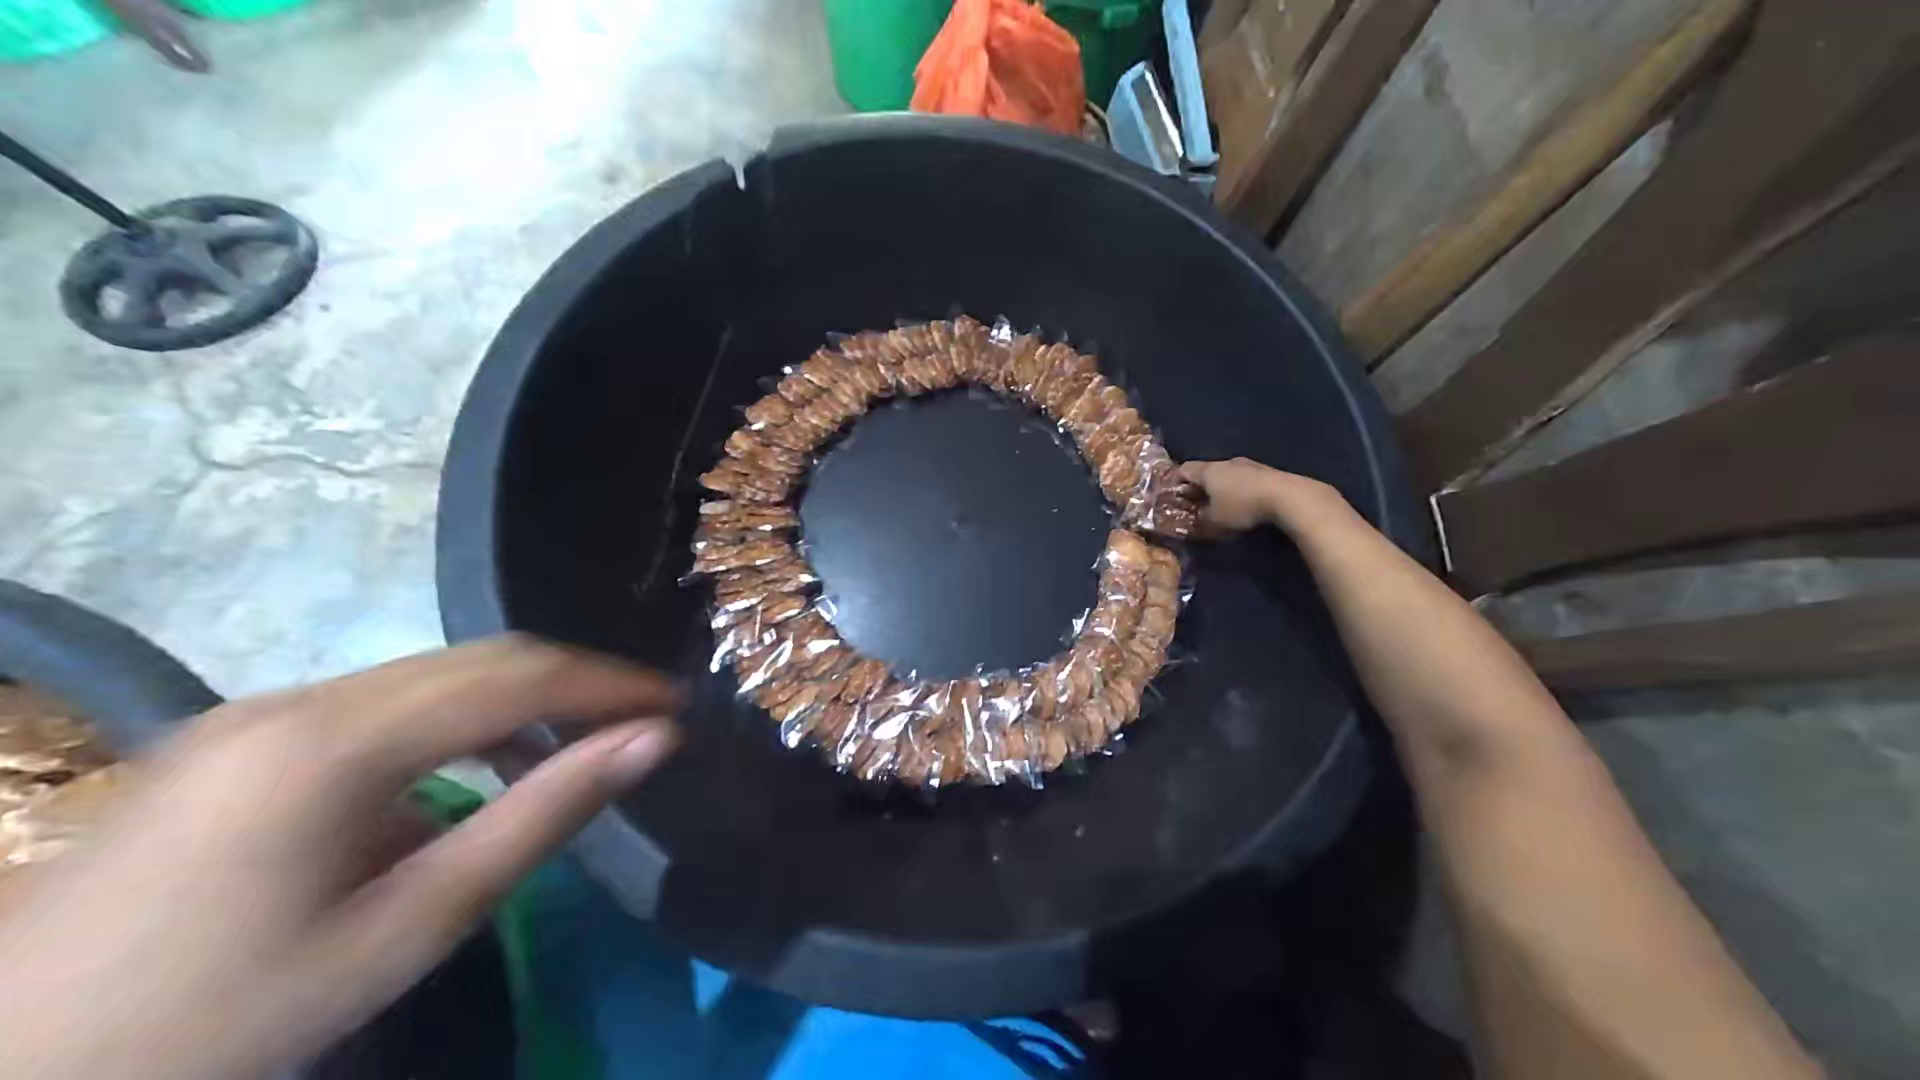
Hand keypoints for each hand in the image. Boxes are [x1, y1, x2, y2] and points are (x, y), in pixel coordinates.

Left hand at [0, 636, 680, 1079]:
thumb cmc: (228, 1016)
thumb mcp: (414, 923)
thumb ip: (544, 815)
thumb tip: (653, 741)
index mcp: (338, 741)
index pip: (518, 675)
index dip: (610, 682)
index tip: (675, 701)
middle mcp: (303, 697)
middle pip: (480, 656)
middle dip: (576, 678)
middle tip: (642, 714)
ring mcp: (265, 708)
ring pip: (438, 669)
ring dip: (523, 693)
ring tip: (577, 738)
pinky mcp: (247, 731)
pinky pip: (391, 696)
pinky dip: (463, 713)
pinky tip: (479, 762)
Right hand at [1176, 458, 1350, 535]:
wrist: (1287, 496)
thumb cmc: (1242, 506)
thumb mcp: (1215, 521)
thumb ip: (1201, 520)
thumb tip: (1195, 520)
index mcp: (1208, 470)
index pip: (1183, 469)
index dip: (1174, 482)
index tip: (1171, 495)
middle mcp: (1226, 462)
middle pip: (1205, 471)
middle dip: (1198, 487)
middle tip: (1194, 503)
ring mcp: (1249, 465)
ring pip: (1226, 475)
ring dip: (1219, 488)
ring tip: (1219, 505)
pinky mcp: (1266, 472)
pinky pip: (1243, 479)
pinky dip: (1237, 490)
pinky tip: (1242, 504)